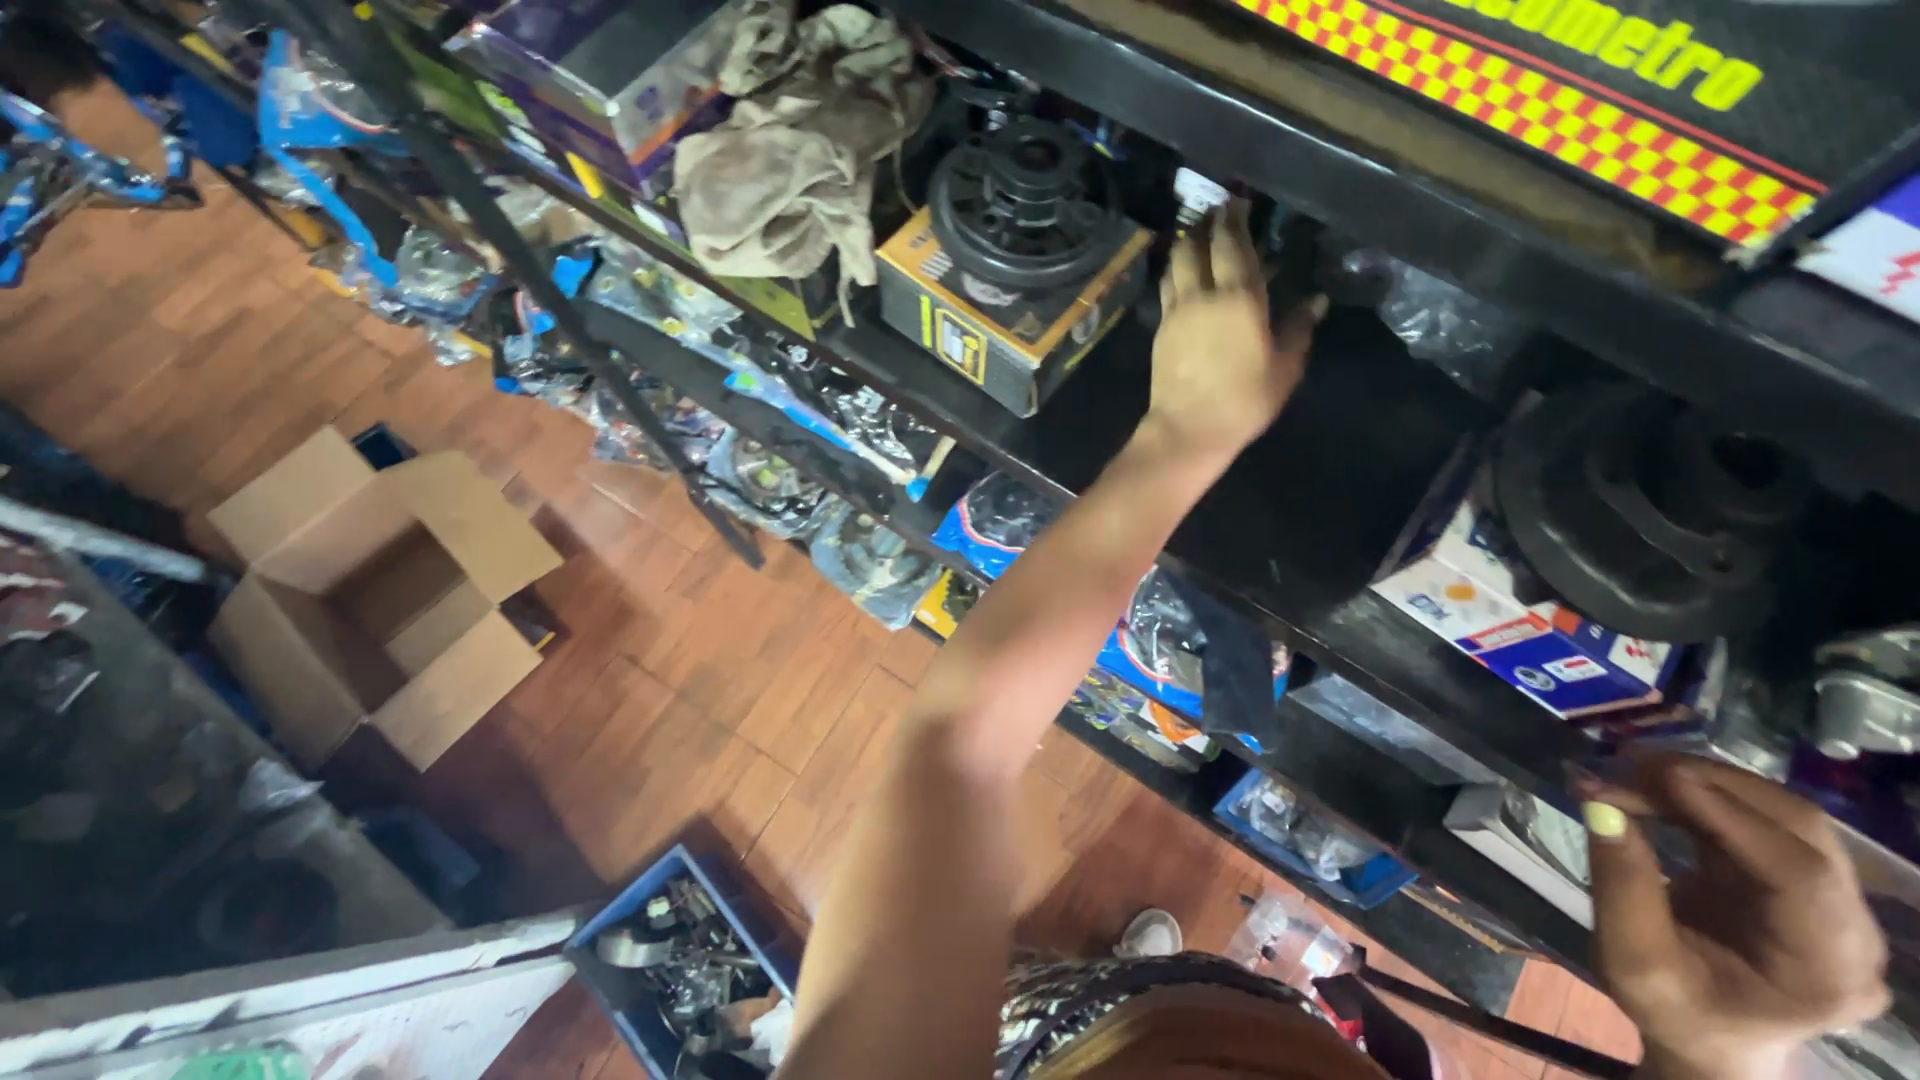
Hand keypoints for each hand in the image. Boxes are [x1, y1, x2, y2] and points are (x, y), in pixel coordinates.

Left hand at [1144, 199, 1325, 462]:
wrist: (1188, 429)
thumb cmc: (1244, 400)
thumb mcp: (1284, 367)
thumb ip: (1298, 329)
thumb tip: (1315, 301)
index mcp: (1239, 297)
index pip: (1233, 244)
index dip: (1234, 219)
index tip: (1238, 202)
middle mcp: (1202, 295)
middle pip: (1196, 246)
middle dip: (1207, 224)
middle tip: (1218, 211)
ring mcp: (1176, 311)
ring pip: (1176, 264)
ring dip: (1187, 245)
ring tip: (1198, 236)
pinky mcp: (1160, 330)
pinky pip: (1167, 289)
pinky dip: (1176, 272)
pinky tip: (1183, 276)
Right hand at [1578, 753, 1889, 1079]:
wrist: (1709, 1036)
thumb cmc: (1672, 1010)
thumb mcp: (1631, 960)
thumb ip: (1620, 886)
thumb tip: (1598, 805)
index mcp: (1825, 971)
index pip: (1800, 875)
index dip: (1733, 817)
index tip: (1660, 774)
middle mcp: (1851, 933)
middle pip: (1802, 833)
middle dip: (1712, 786)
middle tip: (1627, 762)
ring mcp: (1835, 905)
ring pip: (1785, 817)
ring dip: (1705, 783)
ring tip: (1630, 770)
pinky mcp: (1803, 882)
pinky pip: (1761, 822)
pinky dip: (1703, 796)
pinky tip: (1653, 786)